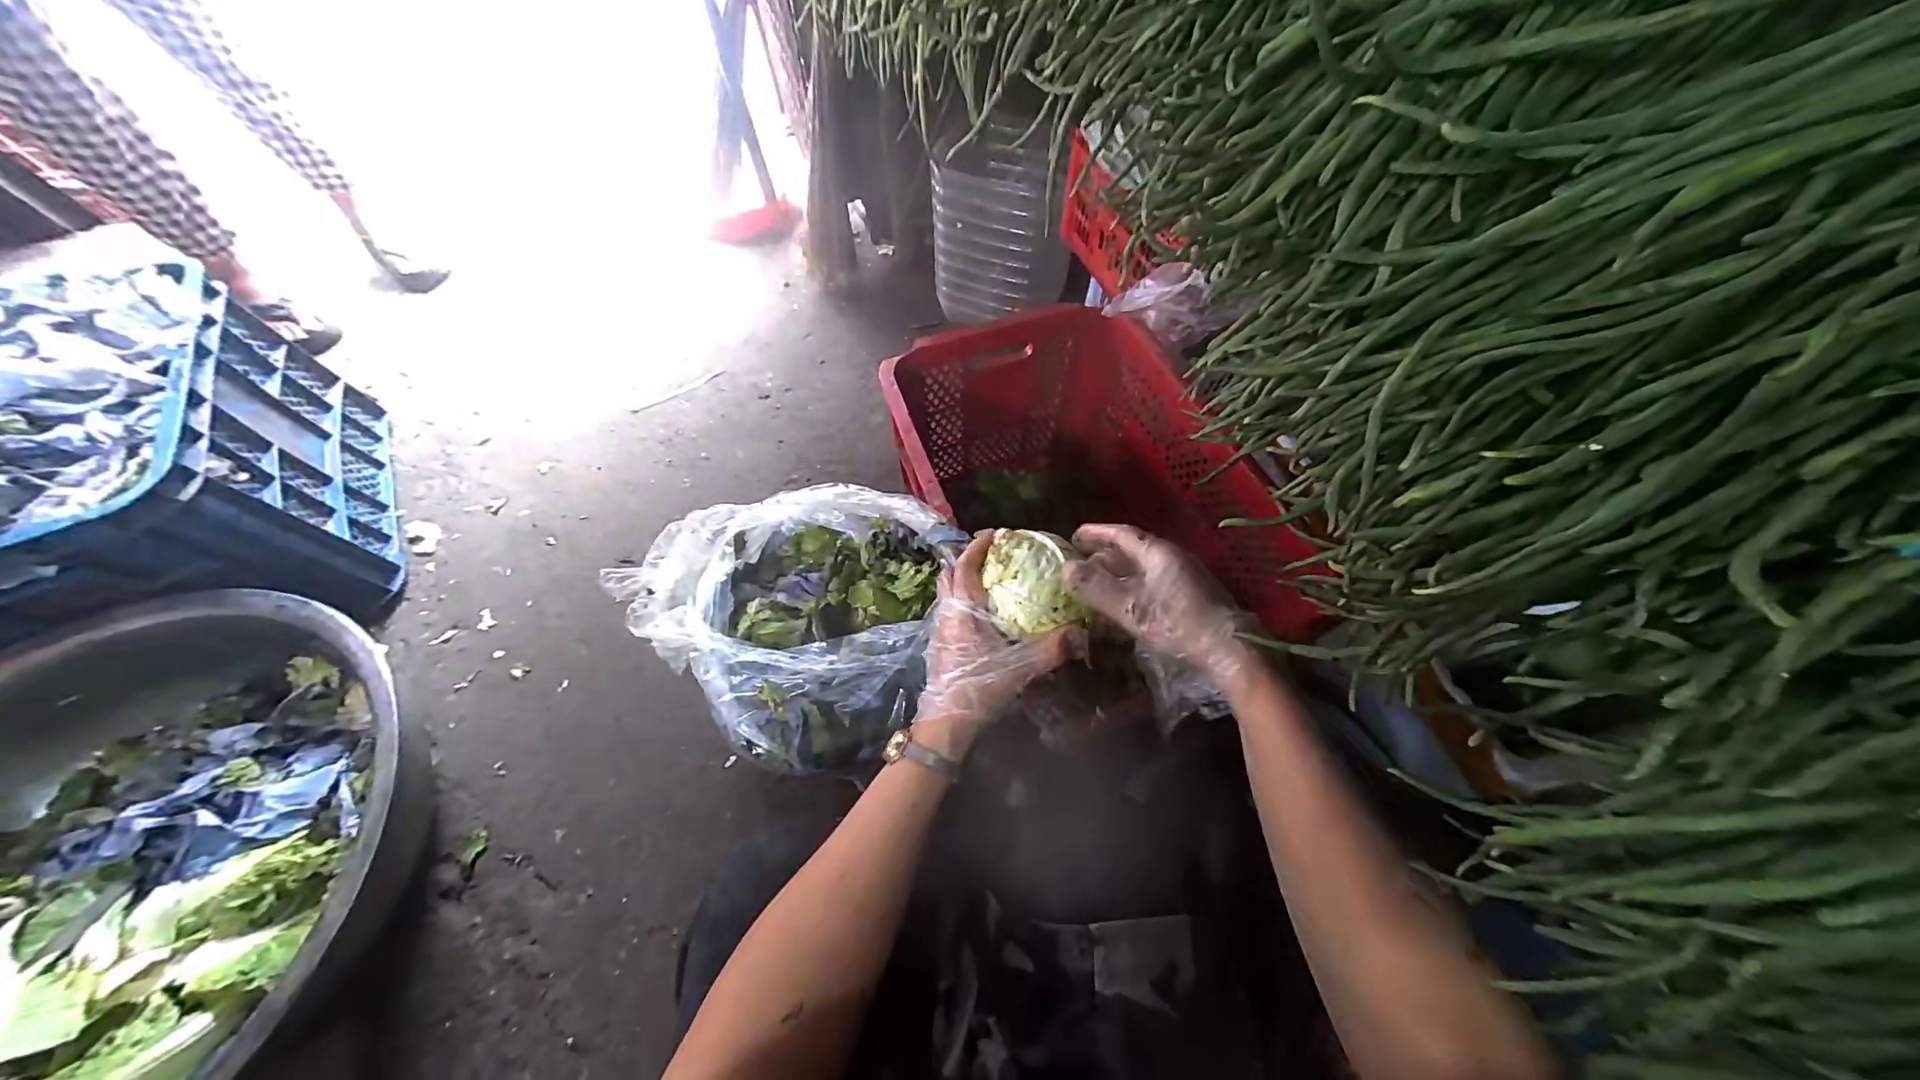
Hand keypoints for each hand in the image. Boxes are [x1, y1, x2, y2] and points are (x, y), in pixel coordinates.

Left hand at [915, 531, 1073, 758]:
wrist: (946, 723)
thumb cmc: (978, 689)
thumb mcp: (1019, 668)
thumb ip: (1050, 649)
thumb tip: (1080, 631)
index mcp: (962, 611)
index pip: (964, 567)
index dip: (977, 547)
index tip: (994, 534)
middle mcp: (946, 614)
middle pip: (950, 575)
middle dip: (968, 559)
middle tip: (993, 554)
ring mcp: (940, 630)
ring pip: (947, 592)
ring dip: (964, 579)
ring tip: (990, 578)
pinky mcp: (940, 645)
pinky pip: (949, 609)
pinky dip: (963, 598)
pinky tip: (983, 613)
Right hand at [1065, 524, 1258, 687]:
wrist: (1230, 650)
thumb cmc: (1179, 625)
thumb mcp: (1132, 609)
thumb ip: (1097, 589)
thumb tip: (1066, 569)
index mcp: (1159, 553)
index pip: (1122, 534)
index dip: (1096, 533)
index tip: (1074, 536)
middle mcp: (1172, 557)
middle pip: (1132, 549)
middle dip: (1104, 553)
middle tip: (1079, 560)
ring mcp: (1184, 576)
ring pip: (1143, 566)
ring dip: (1118, 570)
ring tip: (1096, 580)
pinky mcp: (1190, 595)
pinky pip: (1152, 580)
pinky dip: (1131, 584)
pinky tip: (1124, 600)